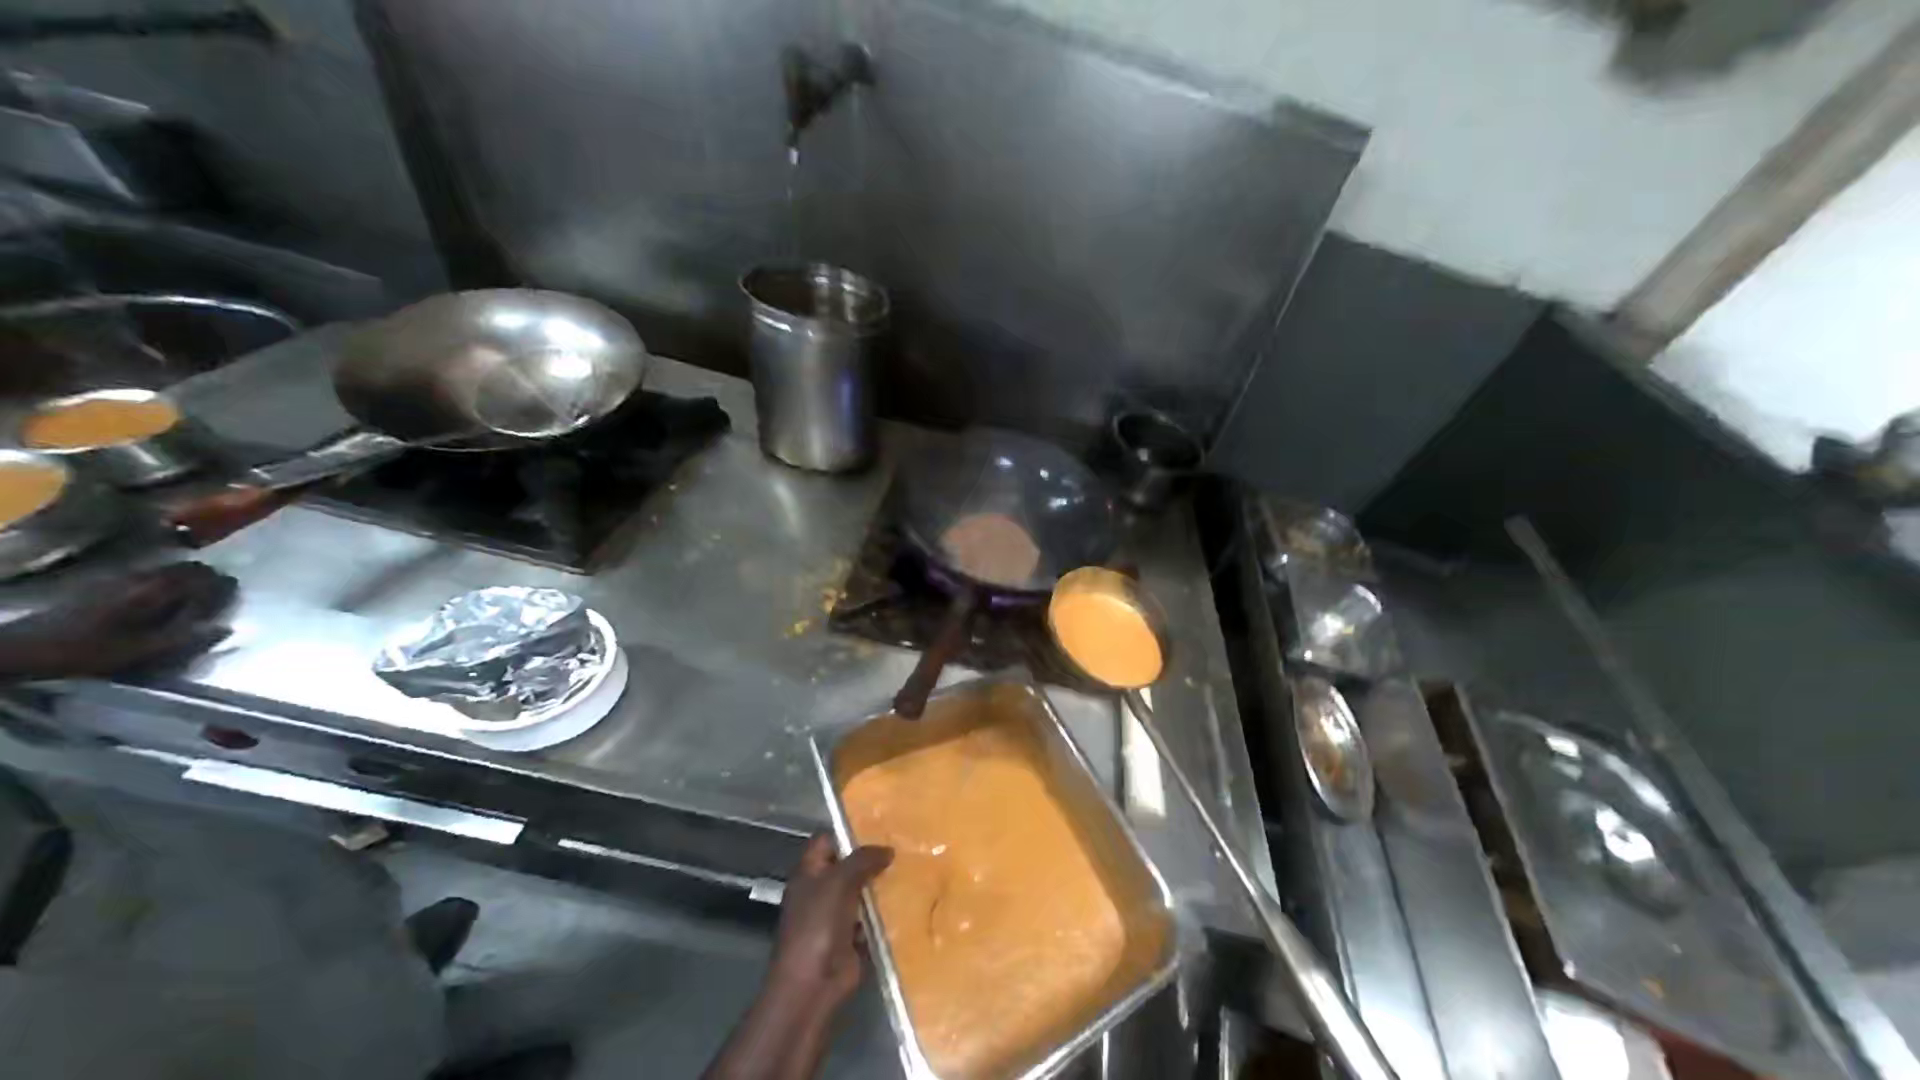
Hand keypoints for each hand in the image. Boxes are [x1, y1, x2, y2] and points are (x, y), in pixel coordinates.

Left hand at [0, 562, 238, 679]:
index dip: (222, 584)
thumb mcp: (139, 652)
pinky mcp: (102, 586)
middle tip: (218, 589)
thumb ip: (184, 639)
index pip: (202, 579)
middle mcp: (139, 580)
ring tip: (194, 589)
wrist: (21, 649)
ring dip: (184, 576)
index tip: (235, 590)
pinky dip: (162, 579)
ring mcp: (118, 580)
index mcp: (154, 593)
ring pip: (164, 569)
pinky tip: (159, 593)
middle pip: (184, 569)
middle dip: (206, 576)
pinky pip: (145, 574)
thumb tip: (225, 628)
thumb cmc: (86, 652)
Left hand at [701, 836, 892, 1079]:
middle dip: (872, 858)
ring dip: (881, 884)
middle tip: (903, 844)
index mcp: (809, 872)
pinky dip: (886, 912)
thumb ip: (862, 860)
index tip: (878, 823)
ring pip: (862, 891)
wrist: (812, 984)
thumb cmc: (818, 924)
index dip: (848, 831)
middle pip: (848, 865)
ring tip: (911, 867)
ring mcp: (836, 915)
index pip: (827, 840)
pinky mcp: (852, 937)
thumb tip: (888, 849)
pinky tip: (909, 900)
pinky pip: (872, 918)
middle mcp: (821, 890)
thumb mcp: (838, 882)